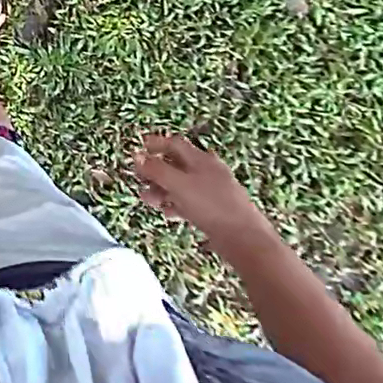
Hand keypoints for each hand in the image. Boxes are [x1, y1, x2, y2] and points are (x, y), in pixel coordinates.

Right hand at [133, 133, 272, 253]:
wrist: (245, 239)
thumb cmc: (211, 206)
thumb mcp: (179, 185)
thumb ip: (157, 170)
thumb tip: (136, 155)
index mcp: (201, 159)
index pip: (174, 143)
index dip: (155, 144)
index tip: (138, 148)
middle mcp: (207, 170)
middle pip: (177, 164)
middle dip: (156, 171)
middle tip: (140, 180)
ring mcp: (213, 190)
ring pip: (182, 185)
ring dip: (163, 190)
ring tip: (149, 201)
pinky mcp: (215, 209)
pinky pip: (190, 201)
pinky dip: (176, 203)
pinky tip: (168, 213)